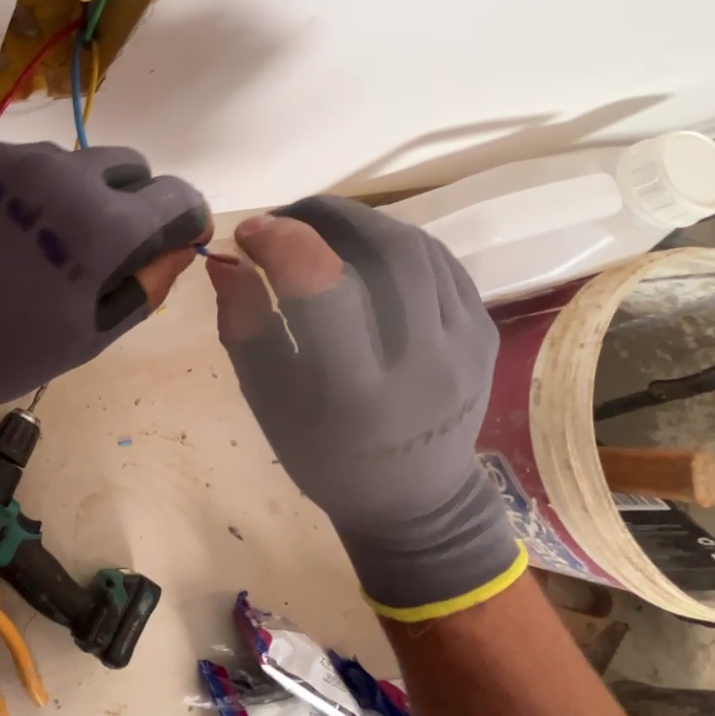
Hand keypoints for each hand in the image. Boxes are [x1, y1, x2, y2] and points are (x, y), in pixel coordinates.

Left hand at [0, 137, 209, 469]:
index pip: (174, 195)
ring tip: (29, 242)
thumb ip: (144, 287)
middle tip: (94, 246)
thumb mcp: (82, 339)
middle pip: (124, 164)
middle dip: (128, 199)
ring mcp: (3, 157)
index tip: (169, 238)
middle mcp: (59, 173)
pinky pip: (9, 161)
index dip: (182, 218)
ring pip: (65, 160)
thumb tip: (178, 247)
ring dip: (68, 191)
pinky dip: (14, 188)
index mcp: (99, 226)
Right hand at [208, 197, 523, 620]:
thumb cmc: (321, 454)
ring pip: (421, 249)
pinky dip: (397, 244)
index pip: (324, 287)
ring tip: (322, 226)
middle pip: (389, 251)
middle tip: (288, 214)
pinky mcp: (487, 337)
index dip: (282, 243)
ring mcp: (467, 348)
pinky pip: (443, 266)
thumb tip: (227, 259)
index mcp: (356, 392)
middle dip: (331, 215)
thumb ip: (244, 325)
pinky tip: (365, 250)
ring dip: (365, 223)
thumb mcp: (265, 399)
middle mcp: (424, 364)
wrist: (412, 500)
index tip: (249, 232)